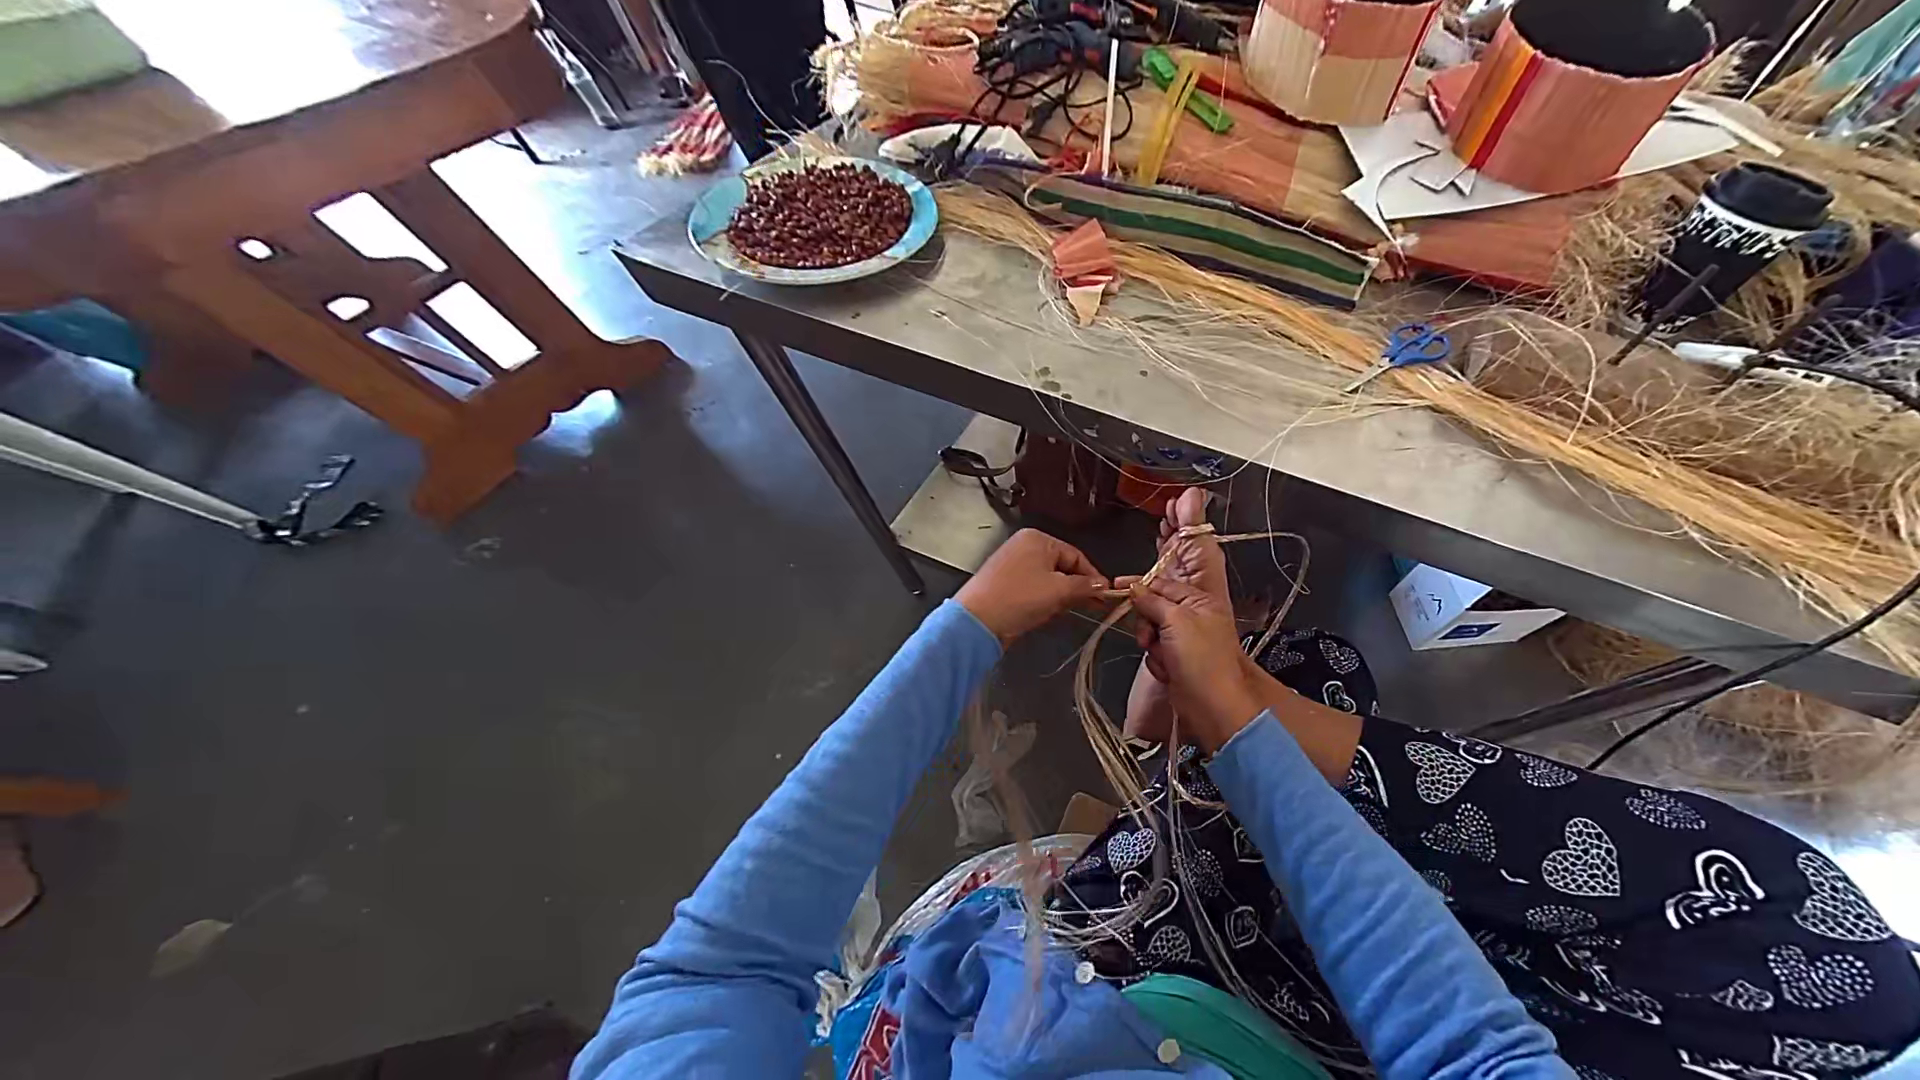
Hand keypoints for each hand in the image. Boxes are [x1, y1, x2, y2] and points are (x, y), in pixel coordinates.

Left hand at [957, 529, 1107, 644]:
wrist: (977, 621)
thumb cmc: (1018, 598)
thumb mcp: (1058, 590)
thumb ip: (1084, 586)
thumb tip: (1102, 585)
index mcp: (1037, 539)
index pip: (1075, 555)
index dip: (1092, 576)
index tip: (1106, 594)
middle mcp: (1024, 547)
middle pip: (1062, 567)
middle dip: (1076, 588)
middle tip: (1092, 606)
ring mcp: (1013, 566)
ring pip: (1049, 581)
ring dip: (1059, 597)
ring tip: (1061, 611)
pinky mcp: (1006, 584)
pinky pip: (1034, 590)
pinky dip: (1043, 601)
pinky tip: (1045, 614)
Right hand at [1126, 487, 1228, 742]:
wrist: (1211, 708)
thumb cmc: (1203, 660)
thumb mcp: (1176, 621)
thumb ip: (1150, 597)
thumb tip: (1130, 586)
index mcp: (1203, 587)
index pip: (1195, 545)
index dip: (1187, 522)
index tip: (1181, 498)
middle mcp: (1191, 598)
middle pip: (1172, 564)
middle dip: (1165, 547)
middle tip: (1161, 520)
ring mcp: (1177, 619)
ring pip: (1149, 598)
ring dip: (1145, 618)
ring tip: (1155, 641)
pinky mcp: (1166, 640)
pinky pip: (1145, 625)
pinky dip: (1145, 637)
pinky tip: (1153, 652)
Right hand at [1131, 575, 1262, 752]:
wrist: (1212, 705)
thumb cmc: (1201, 659)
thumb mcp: (1175, 620)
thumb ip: (1152, 601)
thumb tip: (1135, 587)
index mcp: (1200, 601)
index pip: (1163, 585)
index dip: (1140, 586)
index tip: (1117, 586)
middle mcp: (1193, 618)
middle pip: (1153, 610)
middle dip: (1147, 624)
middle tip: (1148, 637)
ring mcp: (1184, 642)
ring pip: (1151, 633)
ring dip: (1152, 646)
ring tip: (1165, 658)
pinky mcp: (1176, 662)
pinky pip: (1154, 653)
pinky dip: (1157, 662)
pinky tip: (1168, 671)